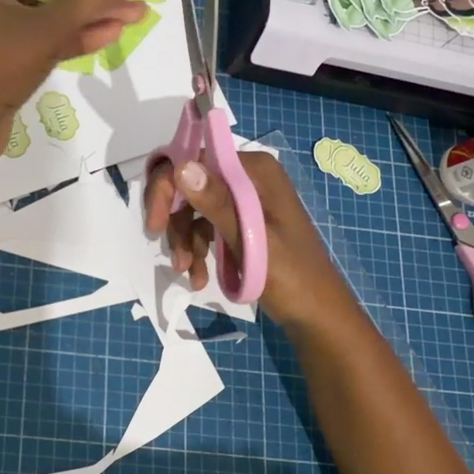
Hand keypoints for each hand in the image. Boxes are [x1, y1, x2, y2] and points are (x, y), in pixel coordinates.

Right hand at [145, 151, 354, 325]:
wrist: (318, 314)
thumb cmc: (293, 277)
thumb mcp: (253, 241)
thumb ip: (217, 204)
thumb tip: (181, 167)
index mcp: (254, 171)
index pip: (194, 159)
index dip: (167, 187)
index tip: (155, 224)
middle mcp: (246, 177)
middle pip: (187, 183)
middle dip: (173, 218)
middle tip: (166, 248)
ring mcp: (242, 200)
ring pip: (190, 208)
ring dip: (183, 239)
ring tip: (186, 271)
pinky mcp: (238, 222)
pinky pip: (203, 227)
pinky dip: (195, 249)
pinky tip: (197, 276)